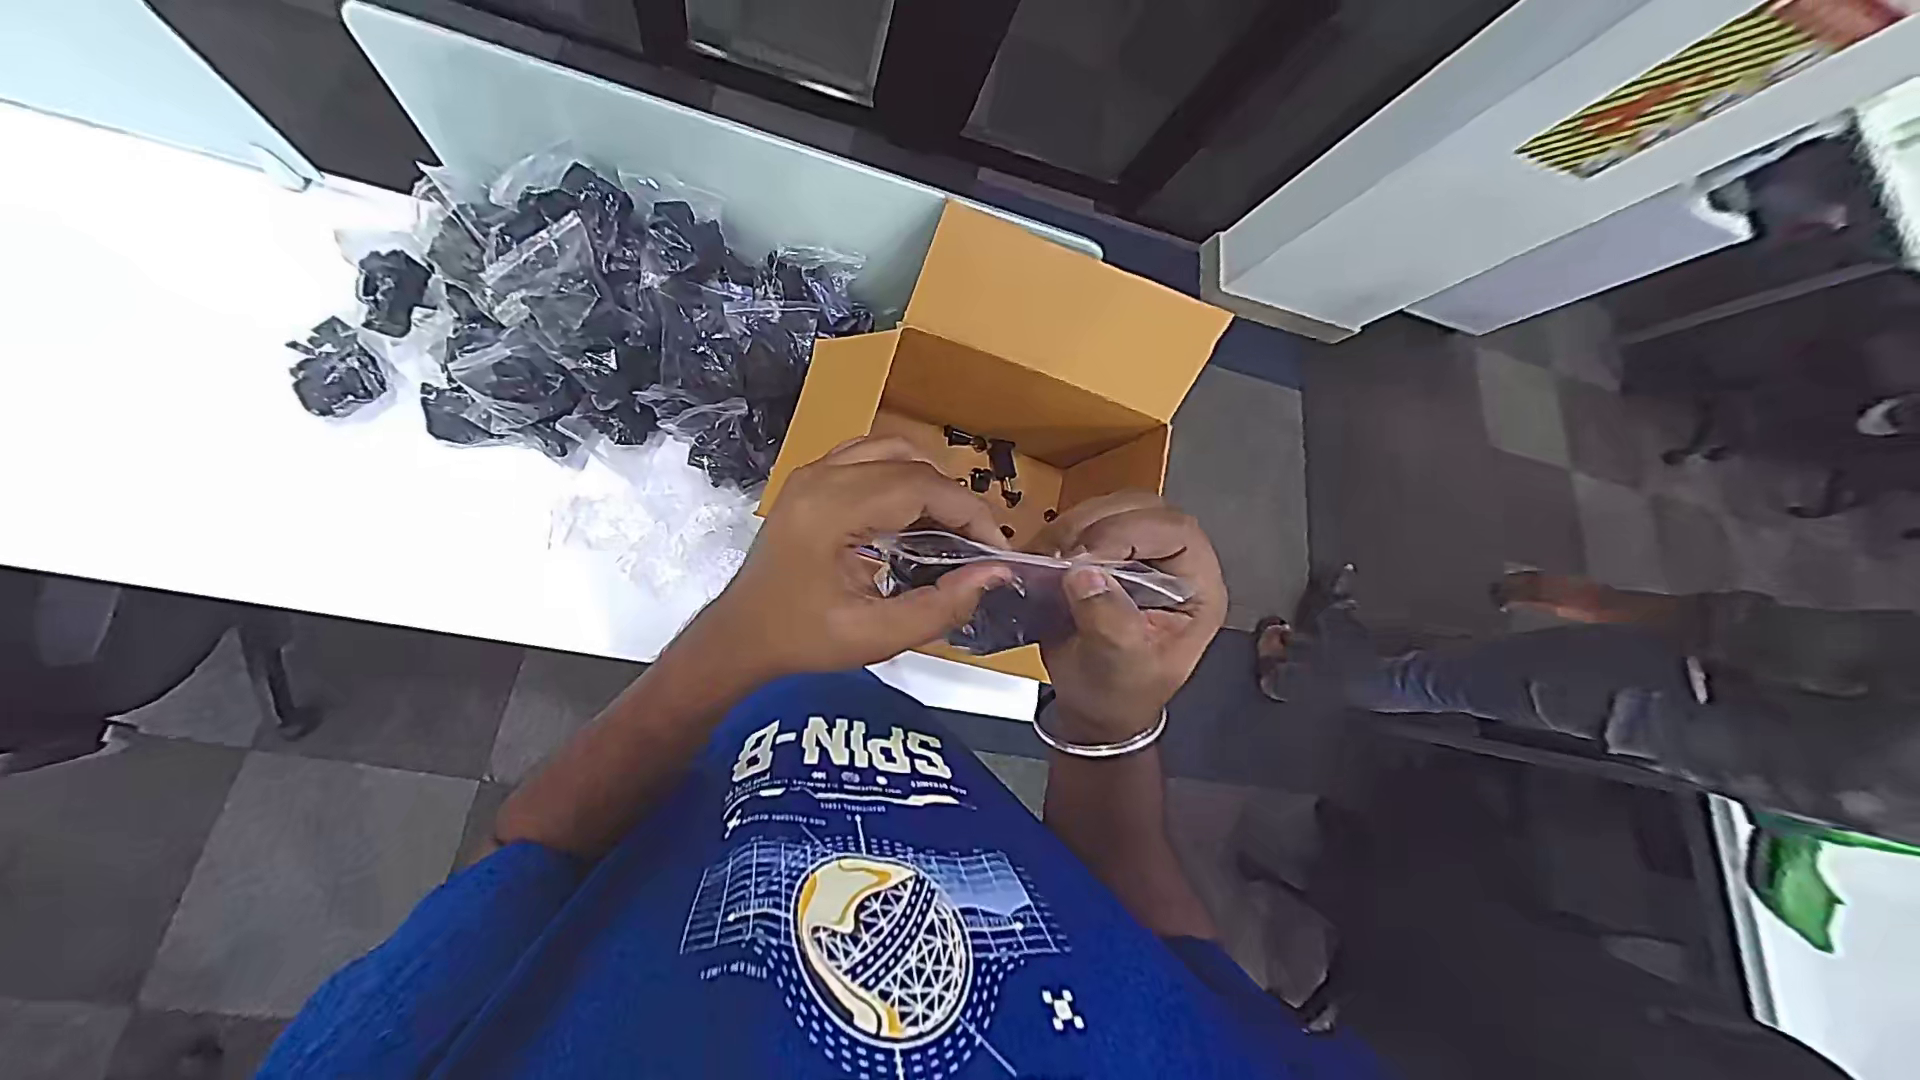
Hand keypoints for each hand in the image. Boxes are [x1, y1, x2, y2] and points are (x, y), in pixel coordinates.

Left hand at [678, 436, 1012, 683]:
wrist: (742, 635)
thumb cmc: (801, 639)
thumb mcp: (876, 636)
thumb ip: (942, 606)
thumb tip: (995, 574)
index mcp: (832, 511)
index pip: (922, 487)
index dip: (971, 513)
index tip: (996, 548)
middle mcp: (821, 477)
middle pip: (912, 464)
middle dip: (955, 501)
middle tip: (977, 545)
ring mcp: (813, 471)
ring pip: (894, 449)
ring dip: (931, 483)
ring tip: (948, 527)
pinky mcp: (811, 478)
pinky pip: (870, 454)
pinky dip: (902, 474)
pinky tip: (912, 512)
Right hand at [1030, 492, 1226, 741]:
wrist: (1094, 704)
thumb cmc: (1120, 692)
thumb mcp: (1120, 666)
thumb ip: (1109, 622)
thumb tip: (1084, 575)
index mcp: (1196, 588)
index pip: (1177, 533)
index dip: (1132, 533)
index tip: (1086, 557)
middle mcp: (1172, 561)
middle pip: (1142, 508)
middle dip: (1097, 524)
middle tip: (1062, 555)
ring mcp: (1137, 552)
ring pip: (1110, 508)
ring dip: (1073, 525)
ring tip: (1048, 556)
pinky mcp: (1105, 552)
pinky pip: (1084, 523)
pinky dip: (1058, 533)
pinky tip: (1041, 555)